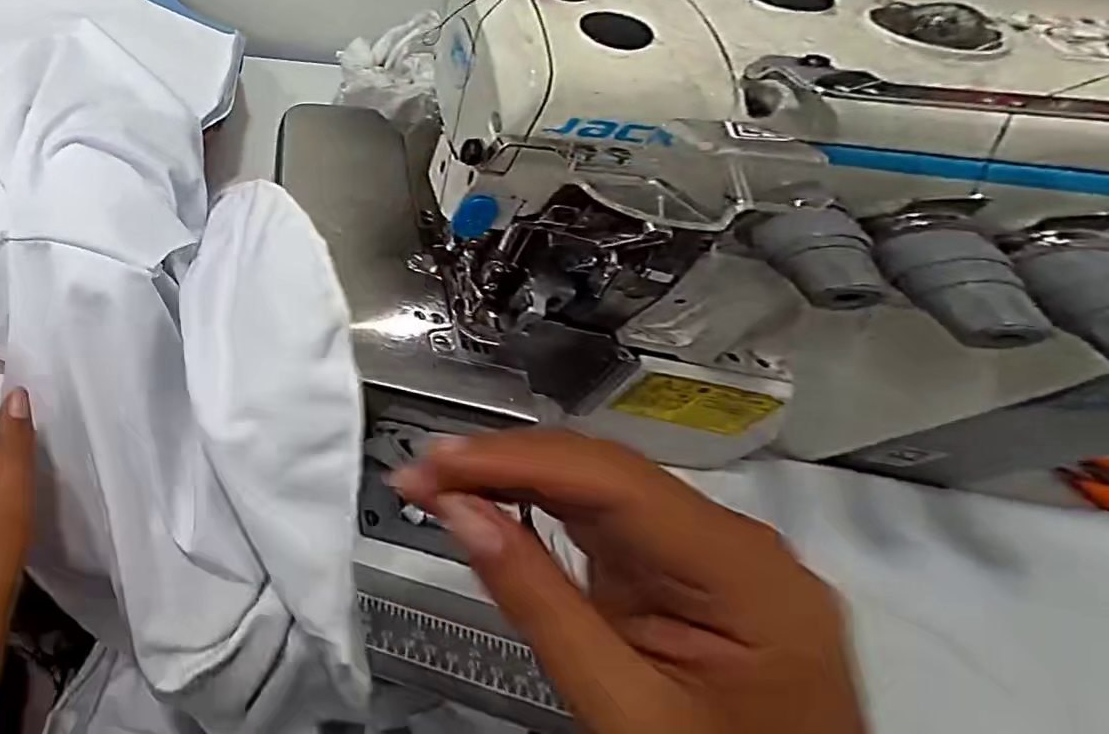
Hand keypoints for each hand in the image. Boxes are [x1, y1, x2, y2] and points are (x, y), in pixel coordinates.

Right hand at [393, 429, 865, 733]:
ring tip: (436, 481)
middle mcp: (731, 541)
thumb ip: (538, 601)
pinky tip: (483, 497)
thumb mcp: (623, 707)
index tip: (436, 461)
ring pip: (586, 478)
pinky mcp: (670, 558)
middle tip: (420, 474)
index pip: (612, 481)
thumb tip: (457, 509)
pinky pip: (590, 508)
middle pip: (598, 470)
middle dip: (500, 463)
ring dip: (505, 475)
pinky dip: (528, 500)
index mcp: (746, 574)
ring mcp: (702, 545)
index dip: (514, 460)